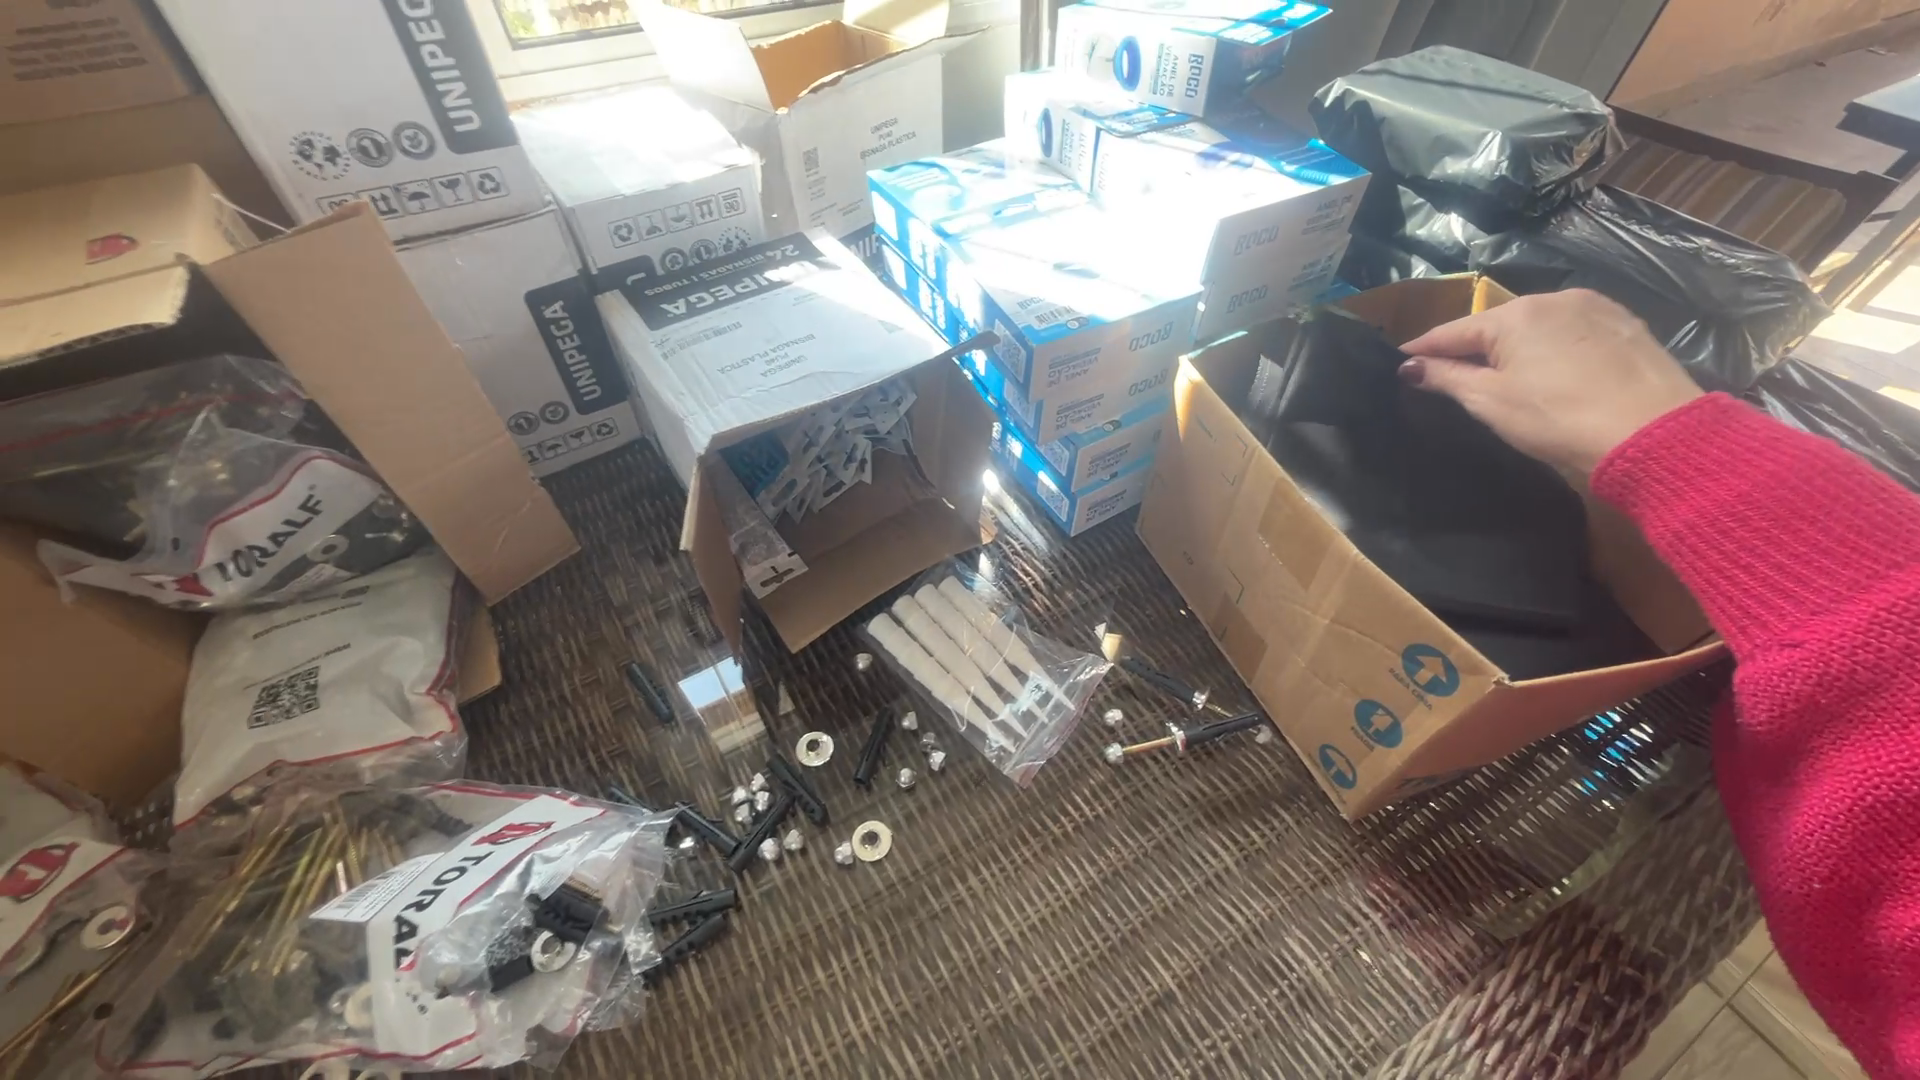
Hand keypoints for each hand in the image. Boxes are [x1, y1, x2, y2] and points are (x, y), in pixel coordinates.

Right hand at [1398, 288, 1702, 472]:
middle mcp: (1553, 299)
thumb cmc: (1555, 417)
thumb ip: (1445, 377)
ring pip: (1533, 327)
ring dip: (1511, 348)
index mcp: (1514, 314)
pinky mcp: (1624, 325)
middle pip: (1493, 326)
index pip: (1450, 332)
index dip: (1421, 350)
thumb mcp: (1488, 400)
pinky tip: (1547, 372)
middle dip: (1469, 348)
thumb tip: (1409, 366)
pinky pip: (1568, 332)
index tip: (1398, 364)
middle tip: (1446, 376)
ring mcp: (1595, 308)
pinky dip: (1548, 349)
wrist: (1651, 433)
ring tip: (1497, 375)